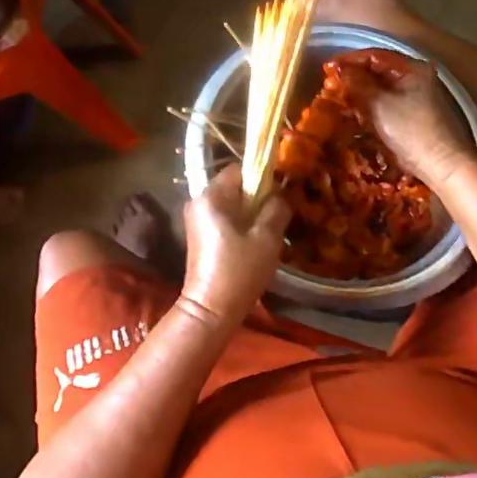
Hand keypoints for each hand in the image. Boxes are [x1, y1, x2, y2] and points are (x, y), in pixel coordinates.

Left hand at [178, 167, 290, 328]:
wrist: (210, 307)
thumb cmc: (240, 270)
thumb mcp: (266, 238)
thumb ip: (276, 209)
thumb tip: (280, 193)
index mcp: (210, 196)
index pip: (237, 169)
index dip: (261, 176)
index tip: (279, 194)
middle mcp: (198, 201)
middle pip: (233, 186)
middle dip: (257, 197)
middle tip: (278, 214)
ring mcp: (195, 218)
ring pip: (229, 203)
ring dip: (250, 212)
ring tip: (269, 231)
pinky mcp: (198, 234)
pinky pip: (222, 217)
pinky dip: (239, 223)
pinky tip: (254, 241)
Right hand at [338, 53, 476, 186]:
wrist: (439, 163)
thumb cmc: (410, 128)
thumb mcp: (378, 103)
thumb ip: (356, 82)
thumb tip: (337, 68)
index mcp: (411, 69)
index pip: (374, 55)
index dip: (349, 59)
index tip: (327, 67)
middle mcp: (413, 78)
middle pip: (375, 71)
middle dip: (351, 76)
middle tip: (329, 83)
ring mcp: (411, 96)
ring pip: (377, 87)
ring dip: (357, 92)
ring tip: (336, 97)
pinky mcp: (408, 113)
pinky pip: (382, 102)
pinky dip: (366, 104)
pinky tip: (352, 111)